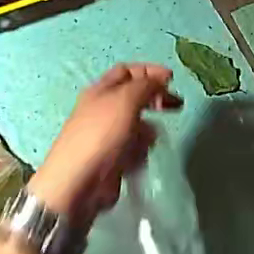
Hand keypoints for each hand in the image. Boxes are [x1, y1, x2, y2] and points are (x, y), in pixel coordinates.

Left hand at [30, 64, 181, 223]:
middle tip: (174, 106)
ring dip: (146, 131)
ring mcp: (106, 135)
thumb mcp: (126, 100)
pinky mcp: (111, 158)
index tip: (172, 79)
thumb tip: (159, 79)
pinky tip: (134, 160)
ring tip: (145, 142)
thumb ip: (145, 86)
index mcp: (101, 90)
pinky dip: (138, 151)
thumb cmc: (101, 134)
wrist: (78, 181)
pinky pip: (133, 148)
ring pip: (137, 125)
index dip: (150, 71)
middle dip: (154, 100)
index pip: (127, 71)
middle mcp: (102, 109)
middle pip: (134, 97)